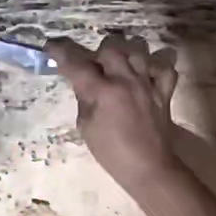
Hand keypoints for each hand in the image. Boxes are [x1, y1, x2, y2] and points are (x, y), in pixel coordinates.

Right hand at [45, 33, 181, 186]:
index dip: (60, 52)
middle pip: (110, 48)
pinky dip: (154, 66)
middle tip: (92, 65)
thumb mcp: (85, 126)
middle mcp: (126, 81)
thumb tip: (83, 83)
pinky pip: (164, 67)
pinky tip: (144, 74)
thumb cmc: (111, 152)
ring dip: (124, 54)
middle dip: (97, 52)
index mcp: (103, 91)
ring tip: (118, 66)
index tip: (51, 47)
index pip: (76, 64)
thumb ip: (84, 98)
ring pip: (138, 51)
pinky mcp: (164, 92)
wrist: (149, 168)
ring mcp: (148, 84)